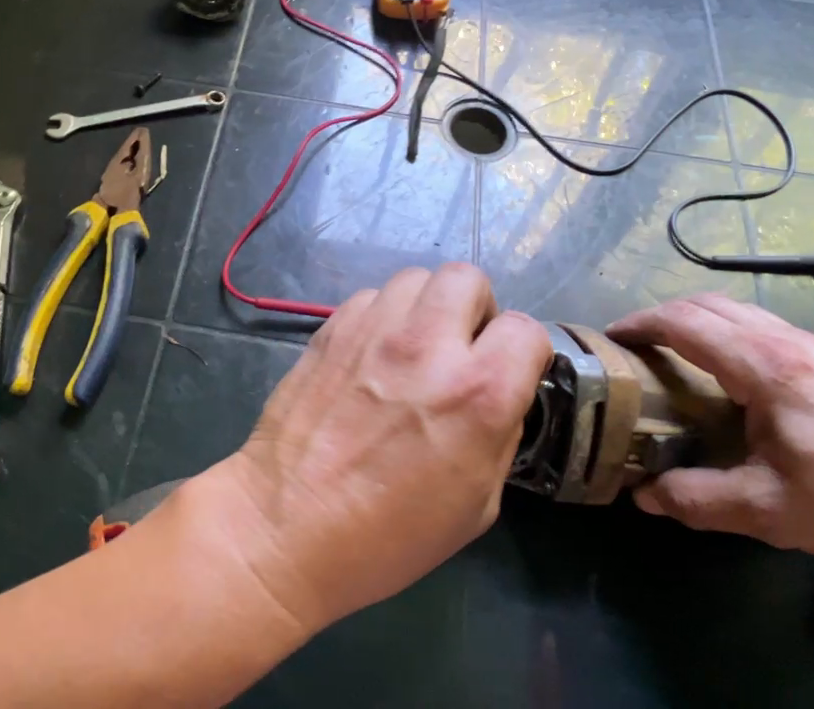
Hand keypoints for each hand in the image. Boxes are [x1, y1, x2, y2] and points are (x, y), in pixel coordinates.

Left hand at [205, 264, 551, 631]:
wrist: (287, 527)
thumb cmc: (391, 536)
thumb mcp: (478, 505)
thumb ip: (499, 434)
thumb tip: (499, 398)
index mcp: (478, 393)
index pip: (526, 330)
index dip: (524, 353)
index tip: (510, 373)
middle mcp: (429, 345)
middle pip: (468, 279)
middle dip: (475, 310)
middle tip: (461, 348)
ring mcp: (374, 330)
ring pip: (416, 278)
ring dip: (426, 307)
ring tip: (414, 347)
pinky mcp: (331, 328)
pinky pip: (371, 298)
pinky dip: (383, 317)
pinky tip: (373, 355)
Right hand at [608, 295, 813, 583]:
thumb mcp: (772, 512)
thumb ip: (698, 499)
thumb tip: (643, 496)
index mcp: (771, 368)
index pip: (687, 324)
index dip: (641, 324)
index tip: (610, 337)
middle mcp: (798, 345)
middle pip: (716, 305)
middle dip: (667, 315)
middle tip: (638, 345)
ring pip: (751, 316)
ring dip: (706, 324)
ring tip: (683, 361)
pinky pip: (779, 334)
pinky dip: (739, 339)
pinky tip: (746, 385)